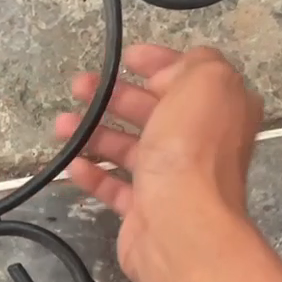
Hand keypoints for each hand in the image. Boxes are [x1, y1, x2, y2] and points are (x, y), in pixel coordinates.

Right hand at [57, 44, 263, 281]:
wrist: (179, 225)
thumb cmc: (191, 150)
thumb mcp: (205, 83)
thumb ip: (192, 64)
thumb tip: (171, 73)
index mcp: (219, 109)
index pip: (188, 75)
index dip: (158, 61)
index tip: (125, 57)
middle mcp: (198, 142)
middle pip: (152, 111)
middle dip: (115, 96)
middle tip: (79, 86)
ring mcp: (170, 178)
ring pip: (129, 148)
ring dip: (94, 133)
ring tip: (62, 125)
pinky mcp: (144, 209)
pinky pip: (115, 187)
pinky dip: (93, 174)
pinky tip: (72, 164)